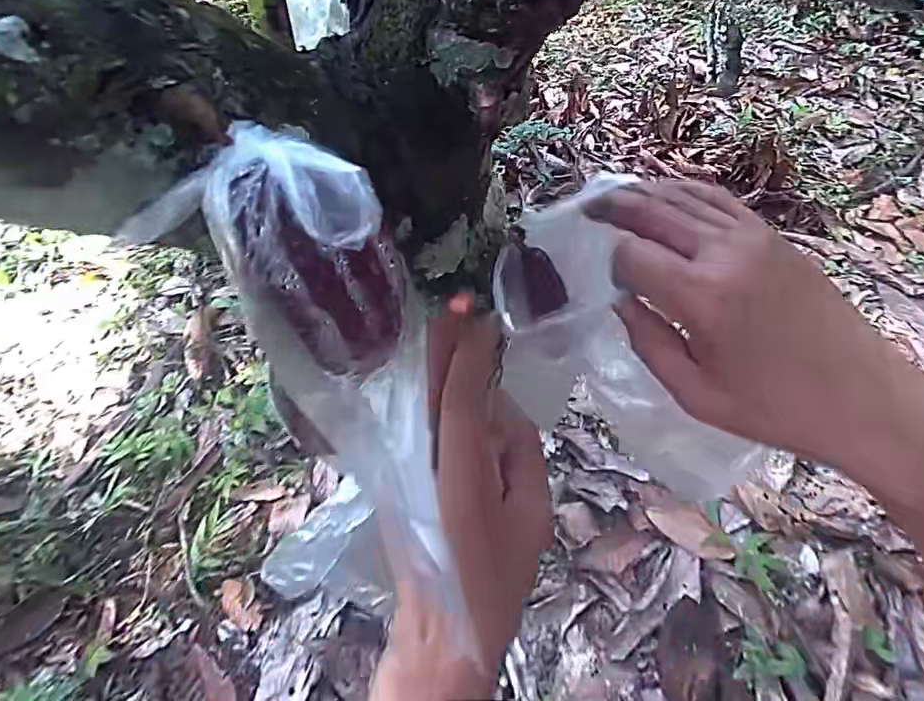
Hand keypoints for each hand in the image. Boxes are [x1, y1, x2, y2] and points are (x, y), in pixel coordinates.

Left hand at [373, 296, 550, 699]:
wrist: (441, 624)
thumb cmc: (495, 577)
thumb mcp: (532, 516)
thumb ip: (522, 448)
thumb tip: (500, 405)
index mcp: (456, 470)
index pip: (459, 393)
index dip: (472, 351)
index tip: (487, 321)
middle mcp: (418, 455)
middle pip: (426, 380)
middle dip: (443, 336)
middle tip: (463, 300)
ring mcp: (398, 459)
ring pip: (412, 390)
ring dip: (433, 353)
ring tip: (455, 321)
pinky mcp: (390, 465)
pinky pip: (408, 408)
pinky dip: (424, 379)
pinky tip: (440, 363)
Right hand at [586, 180, 923, 480]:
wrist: (872, 403)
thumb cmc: (778, 409)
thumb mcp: (696, 394)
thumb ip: (646, 343)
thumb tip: (620, 301)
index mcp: (701, 296)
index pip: (631, 255)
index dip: (609, 263)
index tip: (610, 282)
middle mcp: (723, 254)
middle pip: (650, 211)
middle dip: (611, 208)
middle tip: (584, 210)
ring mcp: (752, 238)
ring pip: (681, 197)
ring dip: (641, 193)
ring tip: (613, 198)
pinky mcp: (773, 237)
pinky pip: (717, 199)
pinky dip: (682, 191)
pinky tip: (664, 195)